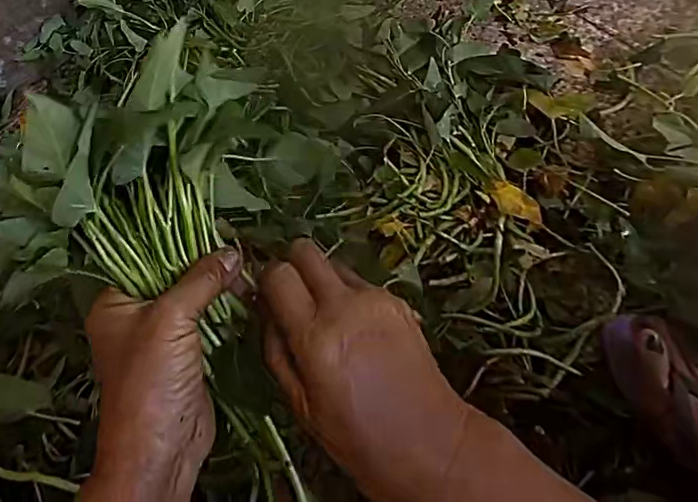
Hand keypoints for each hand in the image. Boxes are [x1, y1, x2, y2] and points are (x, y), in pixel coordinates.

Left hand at [82, 249, 242, 501]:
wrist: (161, 454)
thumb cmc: (148, 385)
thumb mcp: (171, 319)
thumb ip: (200, 280)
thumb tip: (230, 252)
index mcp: (115, 302)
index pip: (145, 256)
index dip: (176, 239)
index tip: (208, 224)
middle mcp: (135, 315)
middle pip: (172, 275)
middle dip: (202, 263)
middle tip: (233, 247)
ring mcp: (161, 336)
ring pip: (192, 297)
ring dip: (217, 285)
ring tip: (243, 266)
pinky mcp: (185, 355)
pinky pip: (205, 321)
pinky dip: (223, 308)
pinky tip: (244, 293)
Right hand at [260, 240, 591, 501]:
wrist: (433, 446)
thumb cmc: (361, 440)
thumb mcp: (302, 406)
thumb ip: (276, 350)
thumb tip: (264, 310)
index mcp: (316, 339)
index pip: (278, 274)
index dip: (267, 280)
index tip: (267, 294)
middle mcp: (344, 308)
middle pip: (305, 250)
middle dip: (292, 263)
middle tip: (292, 291)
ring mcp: (373, 300)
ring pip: (332, 262)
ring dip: (321, 280)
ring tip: (328, 317)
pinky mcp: (395, 300)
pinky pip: (358, 281)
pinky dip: (348, 295)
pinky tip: (356, 328)